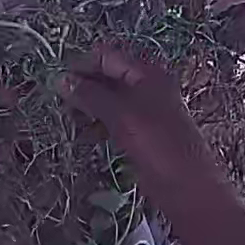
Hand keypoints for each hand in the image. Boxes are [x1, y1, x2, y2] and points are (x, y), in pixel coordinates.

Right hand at [58, 46, 215, 191]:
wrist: (187, 187)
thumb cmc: (157, 145)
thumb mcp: (121, 115)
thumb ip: (91, 95)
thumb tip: (61, 80)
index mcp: (147, 75)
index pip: (107, 57)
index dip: (82, 66)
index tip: (58, 82)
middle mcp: (146, 88)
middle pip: (107, 77)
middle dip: (83, 87)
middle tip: (61, 103)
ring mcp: (145, 111)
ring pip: (109, 100)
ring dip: (88, 106)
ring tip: (69, 120)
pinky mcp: (141, 133)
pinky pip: (114, 120)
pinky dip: (98, 124)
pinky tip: (85, 135)